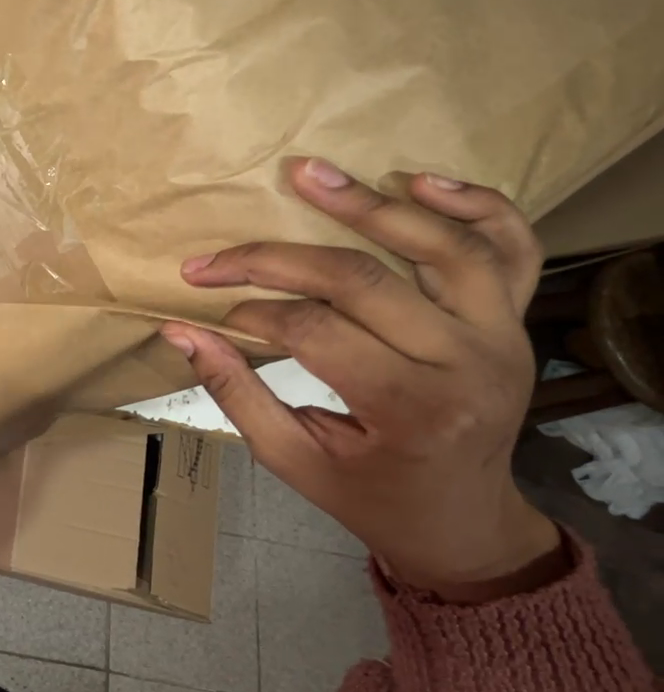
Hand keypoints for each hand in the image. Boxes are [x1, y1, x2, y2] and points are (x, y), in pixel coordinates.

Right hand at [161, 158, 563, 601]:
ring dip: (370, 205)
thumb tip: (178, 332)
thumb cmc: (366, 492)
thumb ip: (233, 390)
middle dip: (272, 260)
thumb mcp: (288, 456)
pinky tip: (419, 180)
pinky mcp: (513, 320)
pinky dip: (476, 206)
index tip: (210, 319)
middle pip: (361, 281)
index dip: (249, 317)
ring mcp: (502, 335)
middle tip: (212, 259)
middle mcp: (468, 362)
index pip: (313, 332)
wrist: (461, 517)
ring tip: (307, 174)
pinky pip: (514, 248)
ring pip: (442, 247)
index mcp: (410, 407)